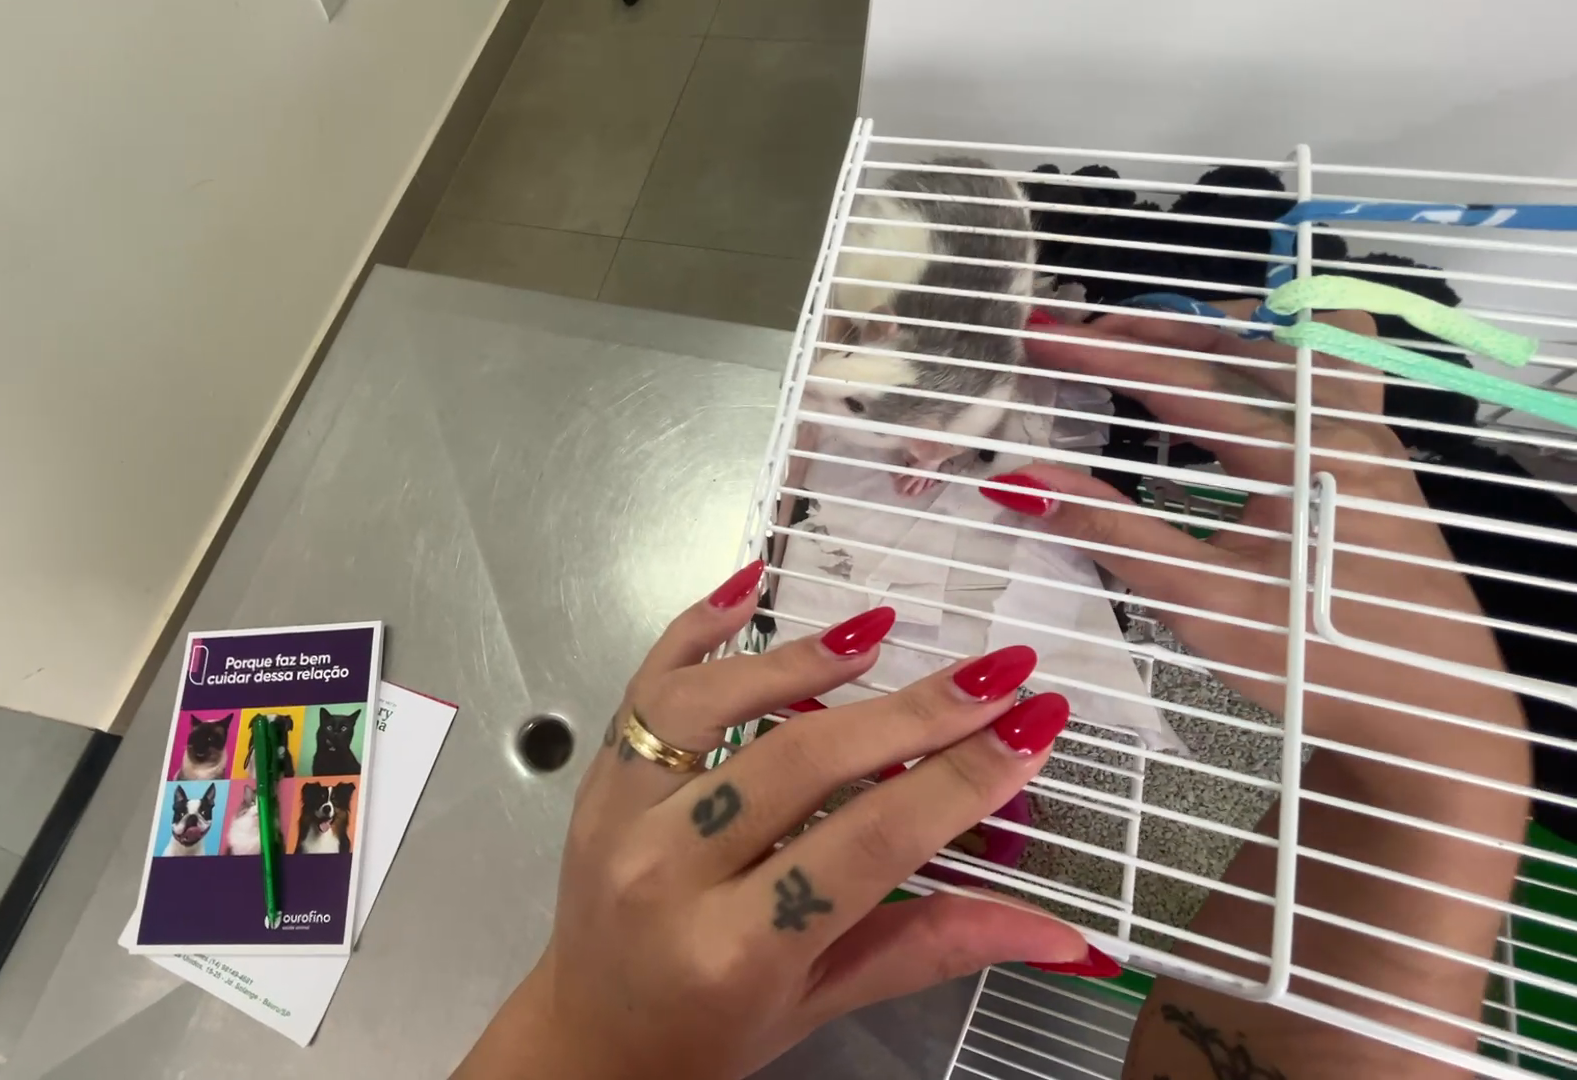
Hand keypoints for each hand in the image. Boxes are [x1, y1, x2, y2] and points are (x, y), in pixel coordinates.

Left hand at [454, 565, 1099, 1079]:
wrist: (587, 1032)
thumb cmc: (708, 1030)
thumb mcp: (818, 1003)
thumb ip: (927, 949)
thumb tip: (1063, 934)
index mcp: (737, 946)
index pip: (867, 843)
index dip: (956, 781)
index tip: (1028, 724)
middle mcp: (670, 867)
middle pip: (800, 760)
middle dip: (910, 712)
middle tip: (991, 671)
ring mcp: (620, 807)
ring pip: (713, 704)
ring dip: (800, 659)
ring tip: (877, 633)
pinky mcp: (598, 772)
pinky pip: (645, 683)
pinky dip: (695, 626)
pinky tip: (747, 586)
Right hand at [990, 309, 1525, 761]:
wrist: (1434, 715)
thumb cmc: (1316, 661)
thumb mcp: (1200, 600)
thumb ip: (1110, 532)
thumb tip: (1020, 485)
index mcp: (1306, 459)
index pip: (1184, 383)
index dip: (1103, 356)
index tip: (1040, 338)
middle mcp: (1345, 433)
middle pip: (1244, 341)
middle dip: (1154, 327)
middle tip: (1083, 334)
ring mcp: (1363, 446)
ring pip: (1290, 350)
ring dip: (1209, 338)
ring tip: (1142, 352)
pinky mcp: (1364, 469)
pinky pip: (1308, 385)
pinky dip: (1246, 371)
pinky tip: (1207, 410)